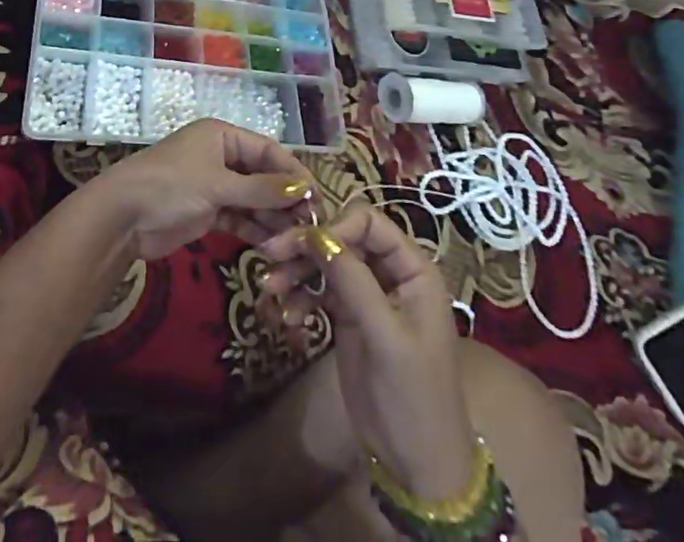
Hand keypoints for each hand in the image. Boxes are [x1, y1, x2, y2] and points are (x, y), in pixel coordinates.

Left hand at [81, 119, 317, 260]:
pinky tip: (274, 247)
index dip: (293, 173)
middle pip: (263, 176)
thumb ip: (261, 189)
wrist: (121, 217)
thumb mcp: (217, 185)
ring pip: (253, 200)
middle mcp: (219, 156)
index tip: (317, 199)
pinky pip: (239, 217)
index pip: (268, 151)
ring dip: (273, 219)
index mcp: (220, 136)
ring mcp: (212, 185)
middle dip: (285, 200)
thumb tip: (304, 188)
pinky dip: (254, 230)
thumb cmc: (169, 187)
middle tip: (311, 227)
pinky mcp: (205, 211)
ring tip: (295, 242)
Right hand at [256, 202, 478, 501]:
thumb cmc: (412, 395)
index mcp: (414, 272)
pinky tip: (288, 317)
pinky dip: (299, 297)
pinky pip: (318, 291)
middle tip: (268, 255)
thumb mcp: (384, 336)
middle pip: (342, 239)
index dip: (335, 227)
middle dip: (305, 247)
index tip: (302, 245)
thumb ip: (353, 281)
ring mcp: (368, 296)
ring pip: (325, 264)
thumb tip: (317, 234)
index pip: (370, 224)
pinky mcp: (348, 317)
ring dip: (296, 272)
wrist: (414, 459)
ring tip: (269, 290)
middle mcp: (390, 276)